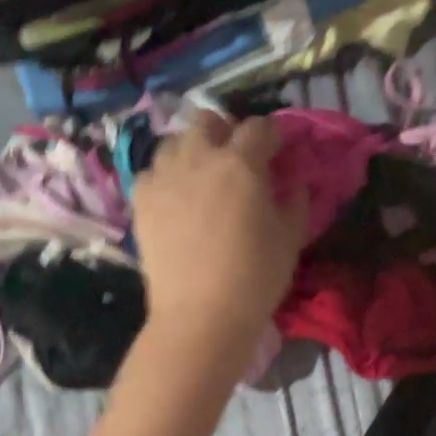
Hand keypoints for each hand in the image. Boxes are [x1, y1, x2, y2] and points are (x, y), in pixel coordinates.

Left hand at [132, 112, 305, 361]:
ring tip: (201, 176)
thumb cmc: (255, 278)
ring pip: (174, 141)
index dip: (272, 136)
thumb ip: (294, 202)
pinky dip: (164, 177)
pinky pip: (150, 172)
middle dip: (223, 131)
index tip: (278, 151)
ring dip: (191, 150)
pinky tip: (175, 198)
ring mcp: (164, 177)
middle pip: (207, 119)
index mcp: (242, 164)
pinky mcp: (141, 200)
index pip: (259, 128)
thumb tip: (293, 182)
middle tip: (235, 158)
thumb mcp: (290, 240)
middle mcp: (199, 158)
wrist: (201, 316)